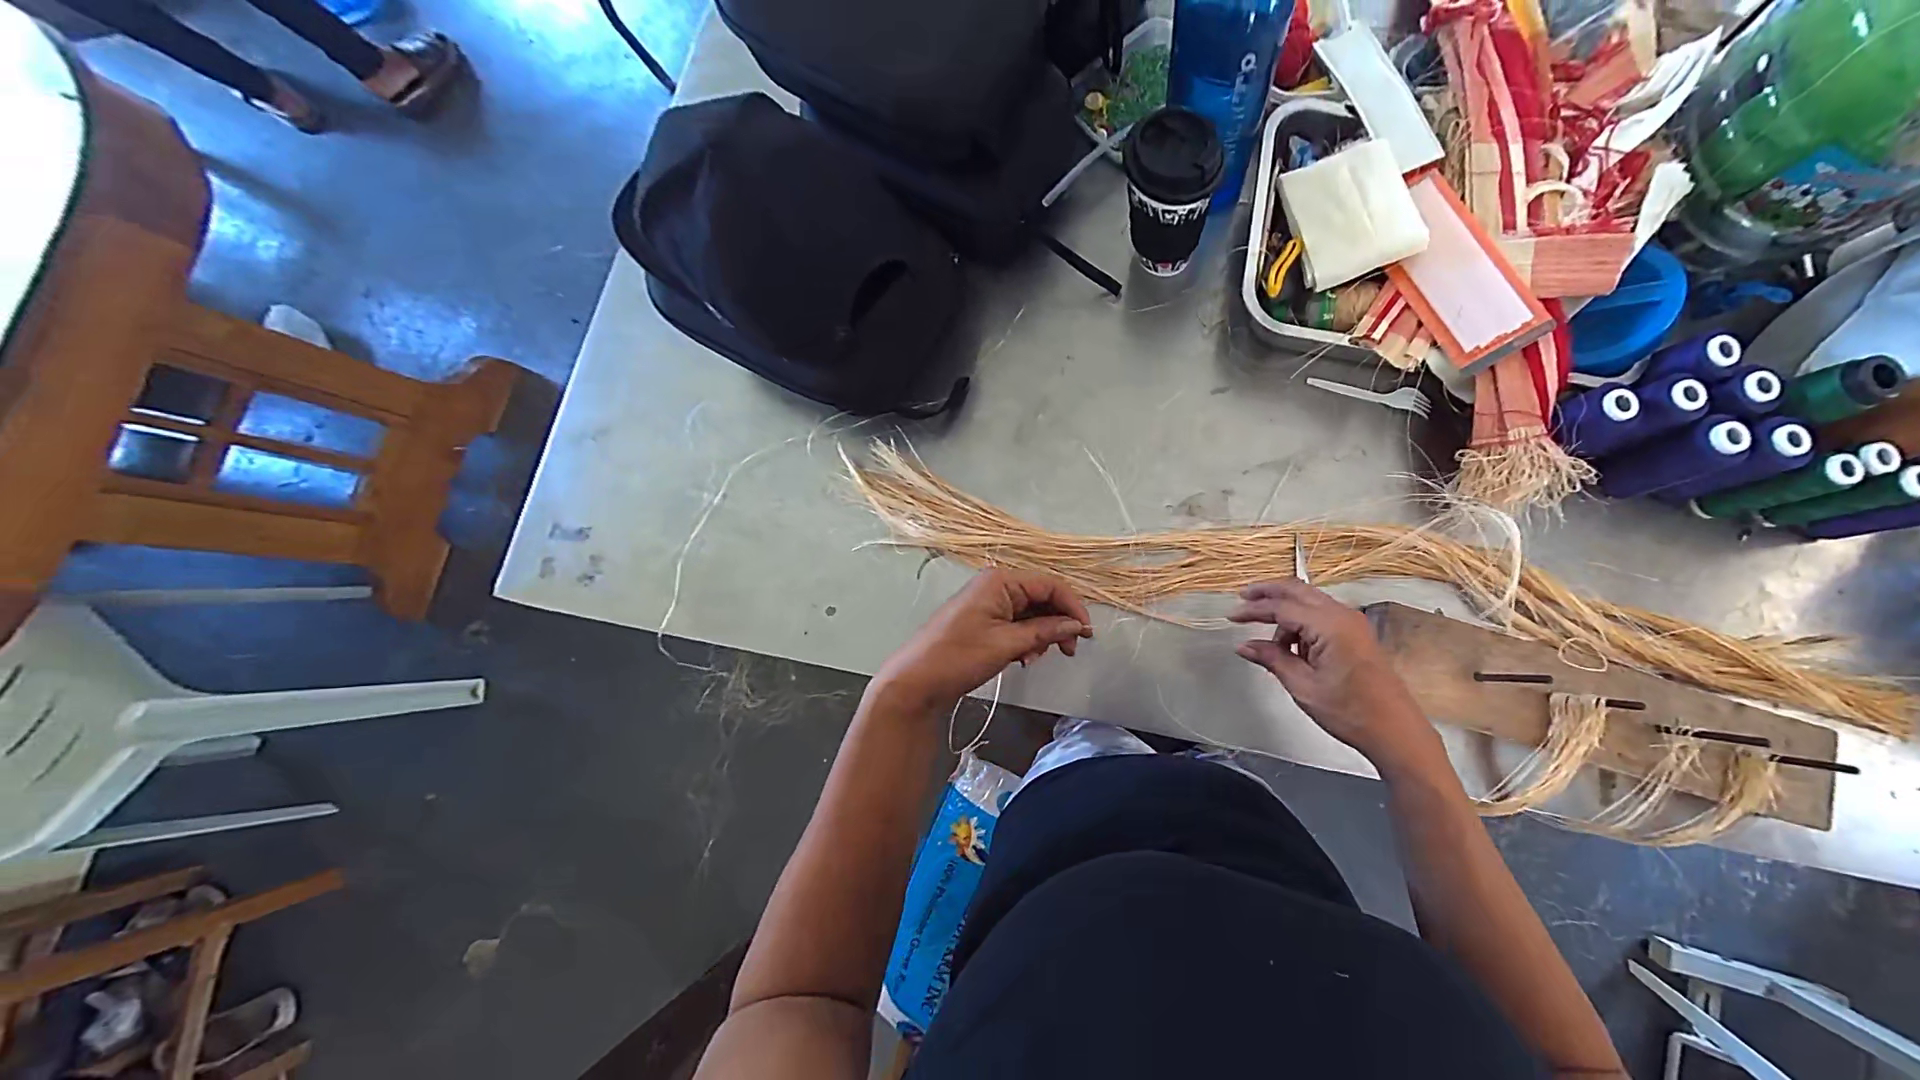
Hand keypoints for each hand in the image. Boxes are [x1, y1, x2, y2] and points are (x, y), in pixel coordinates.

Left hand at [870, 570, 1092, 712]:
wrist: (916, 681)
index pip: (1050, 584)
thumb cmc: (958, 657)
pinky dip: (1025, 640)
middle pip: (1041, 597)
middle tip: (1068, 650)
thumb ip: (1045, 631)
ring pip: (1030, 613)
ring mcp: (987, 604)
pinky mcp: (982, 622)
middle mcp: (995, 586)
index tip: (1087, 633)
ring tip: (1035, 658)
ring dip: (1041, 635)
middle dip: (1057, 623)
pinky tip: (1023, 659)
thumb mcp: (1007, 644)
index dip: (1072, 606)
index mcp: (1000, 581)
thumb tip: (1076, 626)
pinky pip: (1015, 624)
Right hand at [1229, 579, 1443, 775]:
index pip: (1281, 606)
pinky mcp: (1357, 634)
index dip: (1253, 609)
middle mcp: (1343, 615)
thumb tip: (1244, 646)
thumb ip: (1272, 658)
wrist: (1396, 731)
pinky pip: (1322, 615)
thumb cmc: (1350, 712)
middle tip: (1243, 599)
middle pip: (1297, 589)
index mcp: (1330, 626)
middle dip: (1267, 592)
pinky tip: (1291, 644)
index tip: (1231, 616)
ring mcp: (1353, 623)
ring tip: (1266, 637)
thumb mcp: (1302, 686)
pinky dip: (1301, 620)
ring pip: (1309, 600)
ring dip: (1285, 609)